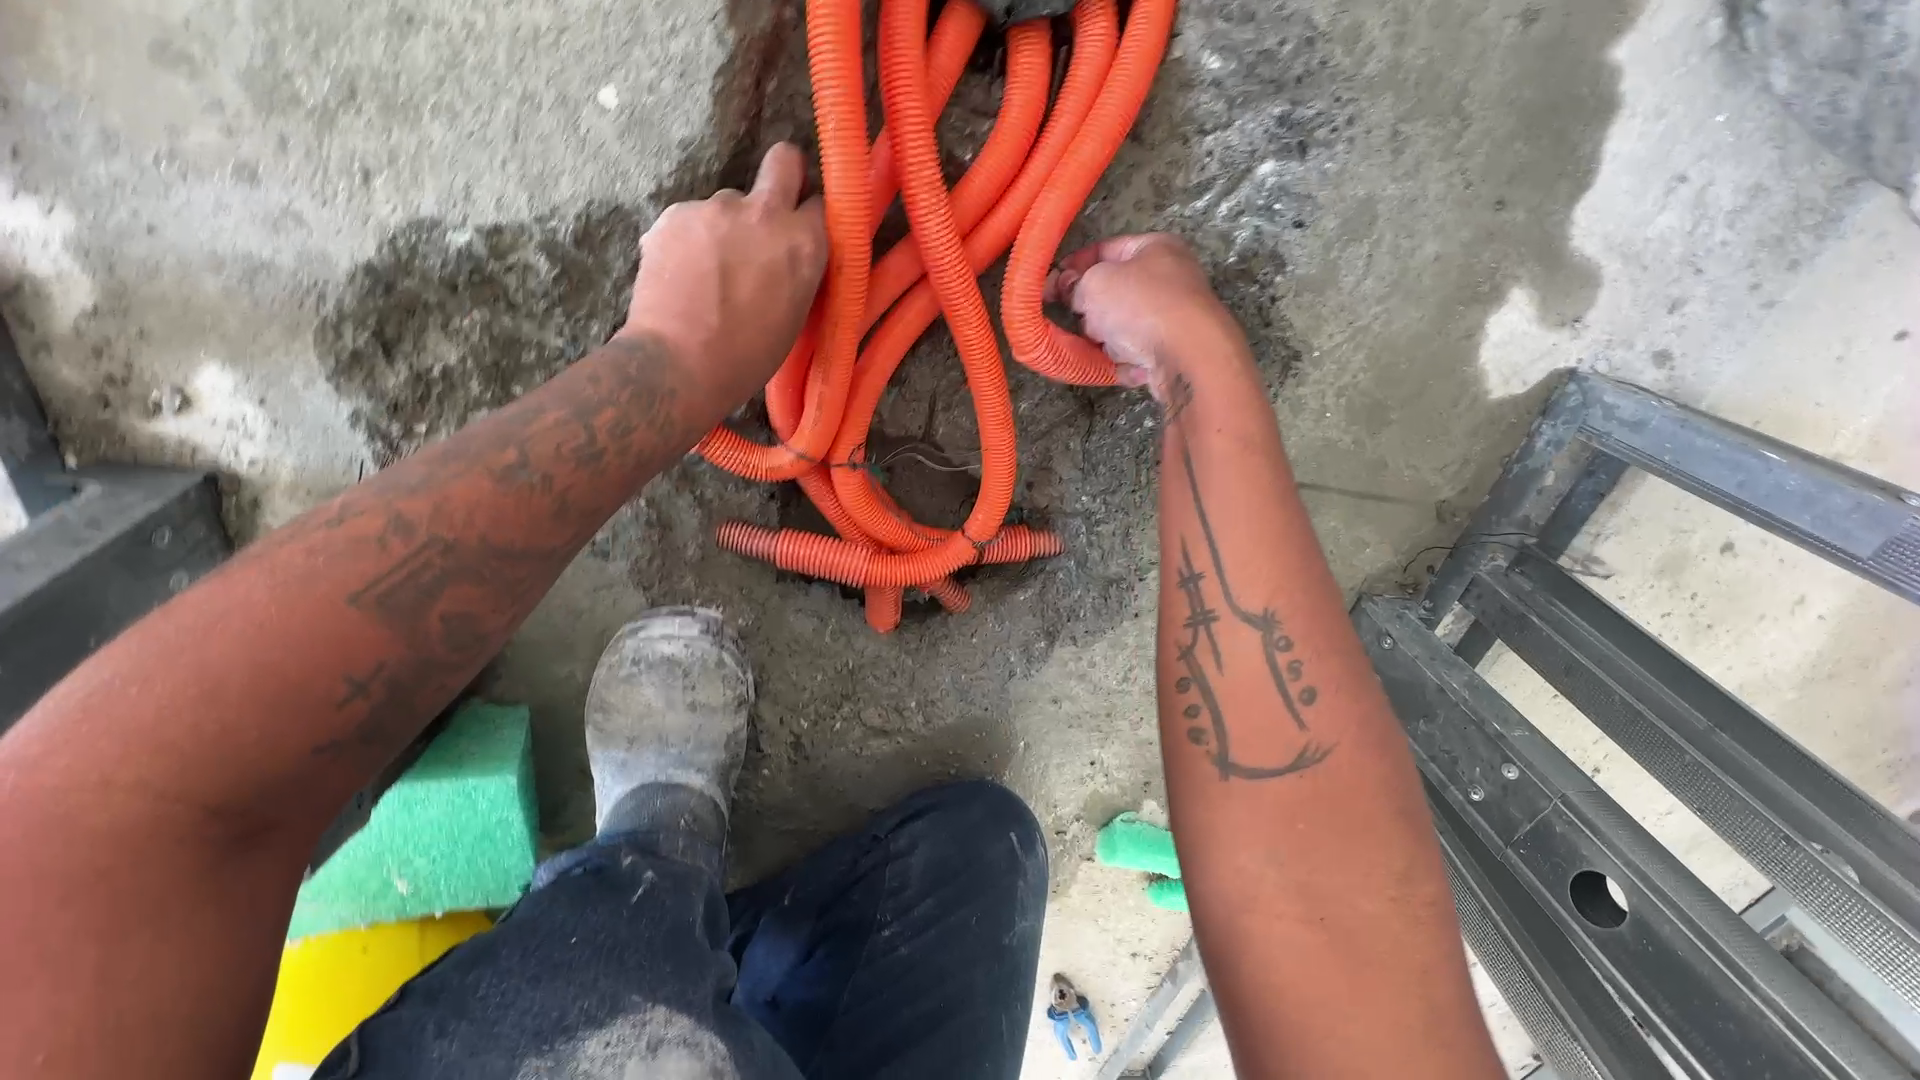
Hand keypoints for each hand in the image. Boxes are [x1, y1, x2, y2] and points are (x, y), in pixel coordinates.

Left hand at [620, 143, 827, 400]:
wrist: (680, 365)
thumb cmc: (747, 356)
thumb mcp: (794, 315)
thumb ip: (797, 270)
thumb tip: (788, 255)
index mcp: (805, 245)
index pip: (820, 203)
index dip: (809, 216)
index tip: (800, 229)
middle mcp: (766, 214)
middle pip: (783, 161)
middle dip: (782, 173)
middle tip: (769, 206)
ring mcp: (717, 209)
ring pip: (728, 202)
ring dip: (725, 226)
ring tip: (708, 270)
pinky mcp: (676, 213)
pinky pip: (690, 219)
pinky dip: (687, 240)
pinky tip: (680, 275)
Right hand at [1045, 233, 1249, 400]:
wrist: (1188, 355)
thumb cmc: (1142, 305)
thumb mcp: (1096, 283)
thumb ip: (1075, 283)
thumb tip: (1069, 289)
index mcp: (1154, 247)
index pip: (1104, 249)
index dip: (1074, 265)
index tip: (1052, 285)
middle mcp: (1168, 277)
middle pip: (1112, 290)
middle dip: (1091, 306)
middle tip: (1080, 314)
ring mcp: (1172, 315)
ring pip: (1120, 323)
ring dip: (1105, 334)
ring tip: (1103, 340)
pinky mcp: (1172, 349)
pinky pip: (1134, 349)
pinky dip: (1123, 355)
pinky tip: (1121, 359)